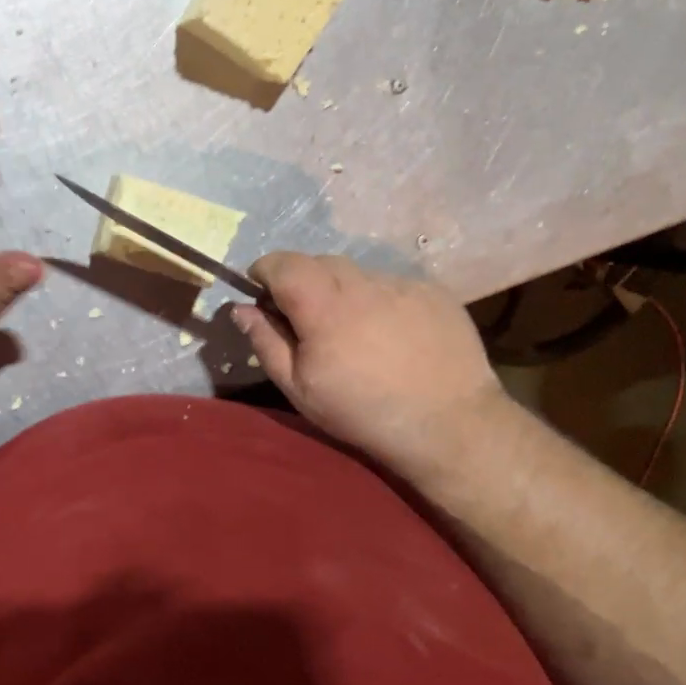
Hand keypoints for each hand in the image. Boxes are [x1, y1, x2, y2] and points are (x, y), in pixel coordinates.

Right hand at [233, 253, 507, 474]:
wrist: (446, 422)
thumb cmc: (359, 412)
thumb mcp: (299, 387)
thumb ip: (266, 342)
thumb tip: (239, 309)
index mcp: (323, 306)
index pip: (283, 263)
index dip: (265, 270)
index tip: (259, 290)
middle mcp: (363, 284)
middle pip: (319, 262)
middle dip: (302, 281)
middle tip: (303, 318)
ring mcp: (402, 284)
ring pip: (357, 274)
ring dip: (342, 293)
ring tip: (351, 332)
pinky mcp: (433, 292)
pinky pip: (392, 286)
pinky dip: (378, 302)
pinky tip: (388, 337)